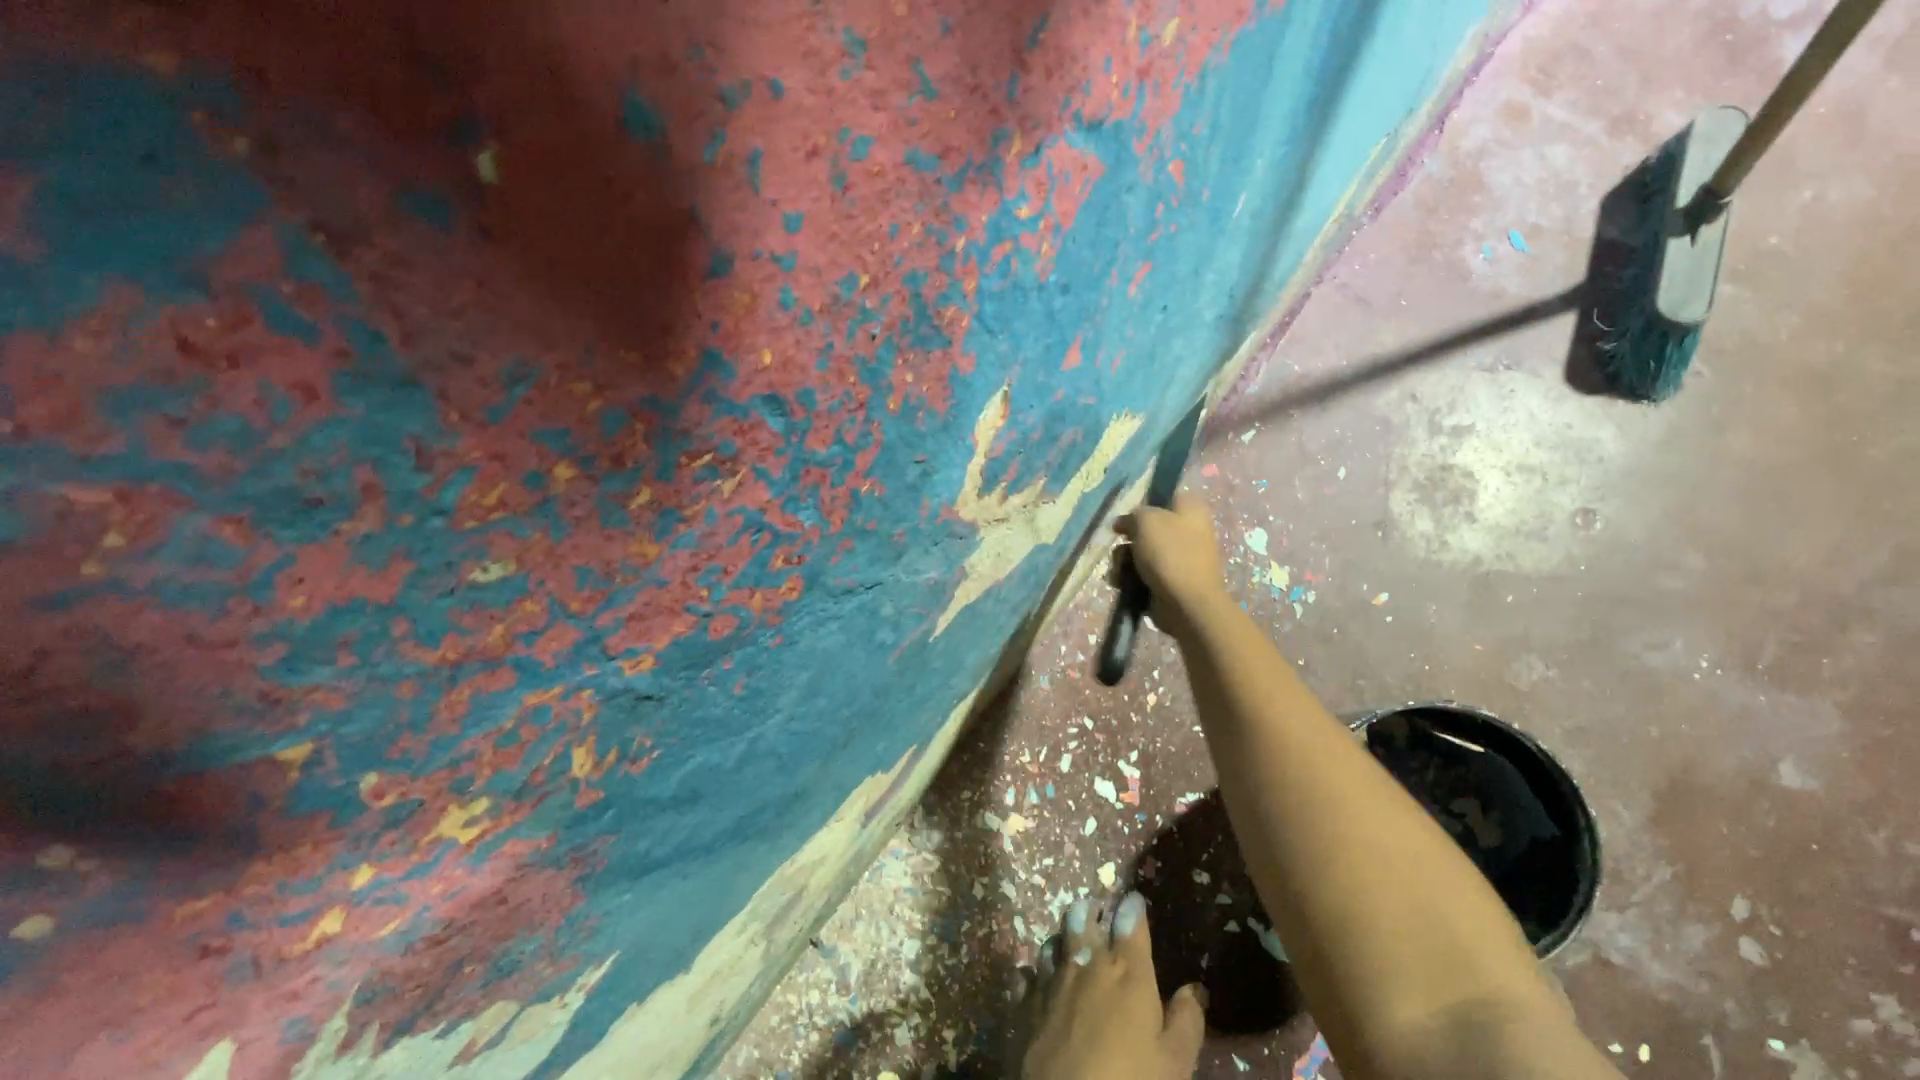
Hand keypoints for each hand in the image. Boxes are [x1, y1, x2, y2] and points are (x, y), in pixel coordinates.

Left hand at [1022, 893, 1206, 1079]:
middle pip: (1083, 921)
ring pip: (1053, 943)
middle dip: (1089, 910)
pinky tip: (1035, 976)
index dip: (1133, 908)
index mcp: (1128, 973)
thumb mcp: (1175, 1061)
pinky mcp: (1025, 1005)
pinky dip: (1035, 971)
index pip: (1131, 925)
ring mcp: (1052, 983)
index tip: (1133, 900)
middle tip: (1094, 907)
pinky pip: (1029, 975)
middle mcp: (1087, 966)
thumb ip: (1187, 1020)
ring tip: (1068, 937)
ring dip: (1062, 936)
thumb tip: (1194, 988)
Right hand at [1114, 494, 1225, 639]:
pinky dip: (1129, 578)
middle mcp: (1188, 530)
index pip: (1162, 497)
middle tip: (1120, 548)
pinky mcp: (1169, 581)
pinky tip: (1121, 584)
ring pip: (1140, 552)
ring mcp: (1179, 558)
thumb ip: (1133, 514)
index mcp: (1190, 508)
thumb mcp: (1146, 520)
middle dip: (1127, 541)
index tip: (1125, 518)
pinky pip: (1142, 573)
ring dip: (1123, 562)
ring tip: (1119, 572)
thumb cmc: (1169, 553)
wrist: (1186, 603)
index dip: (1141, 505)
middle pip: (1146, 528)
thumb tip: (1124, 523)